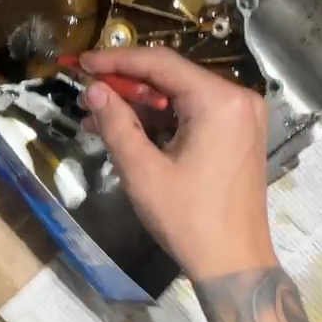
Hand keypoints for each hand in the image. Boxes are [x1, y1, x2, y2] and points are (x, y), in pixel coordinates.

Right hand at [80, 47, 277, 281]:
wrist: (233, 260)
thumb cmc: (187, 217)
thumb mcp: (142, 170)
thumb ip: (117, 124)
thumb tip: (93, 91)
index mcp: (218, 101)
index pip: (160, 63)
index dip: (116, 61)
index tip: (81, 63)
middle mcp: (236, 99)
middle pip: (171, 77)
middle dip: (125, 85)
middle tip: (85, 94)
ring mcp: (240, 117)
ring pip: (179, 97)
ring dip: (138, 105)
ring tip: (96, 117)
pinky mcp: (236, 135)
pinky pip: (192, 115)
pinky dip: (159, 120)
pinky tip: (126, 130)